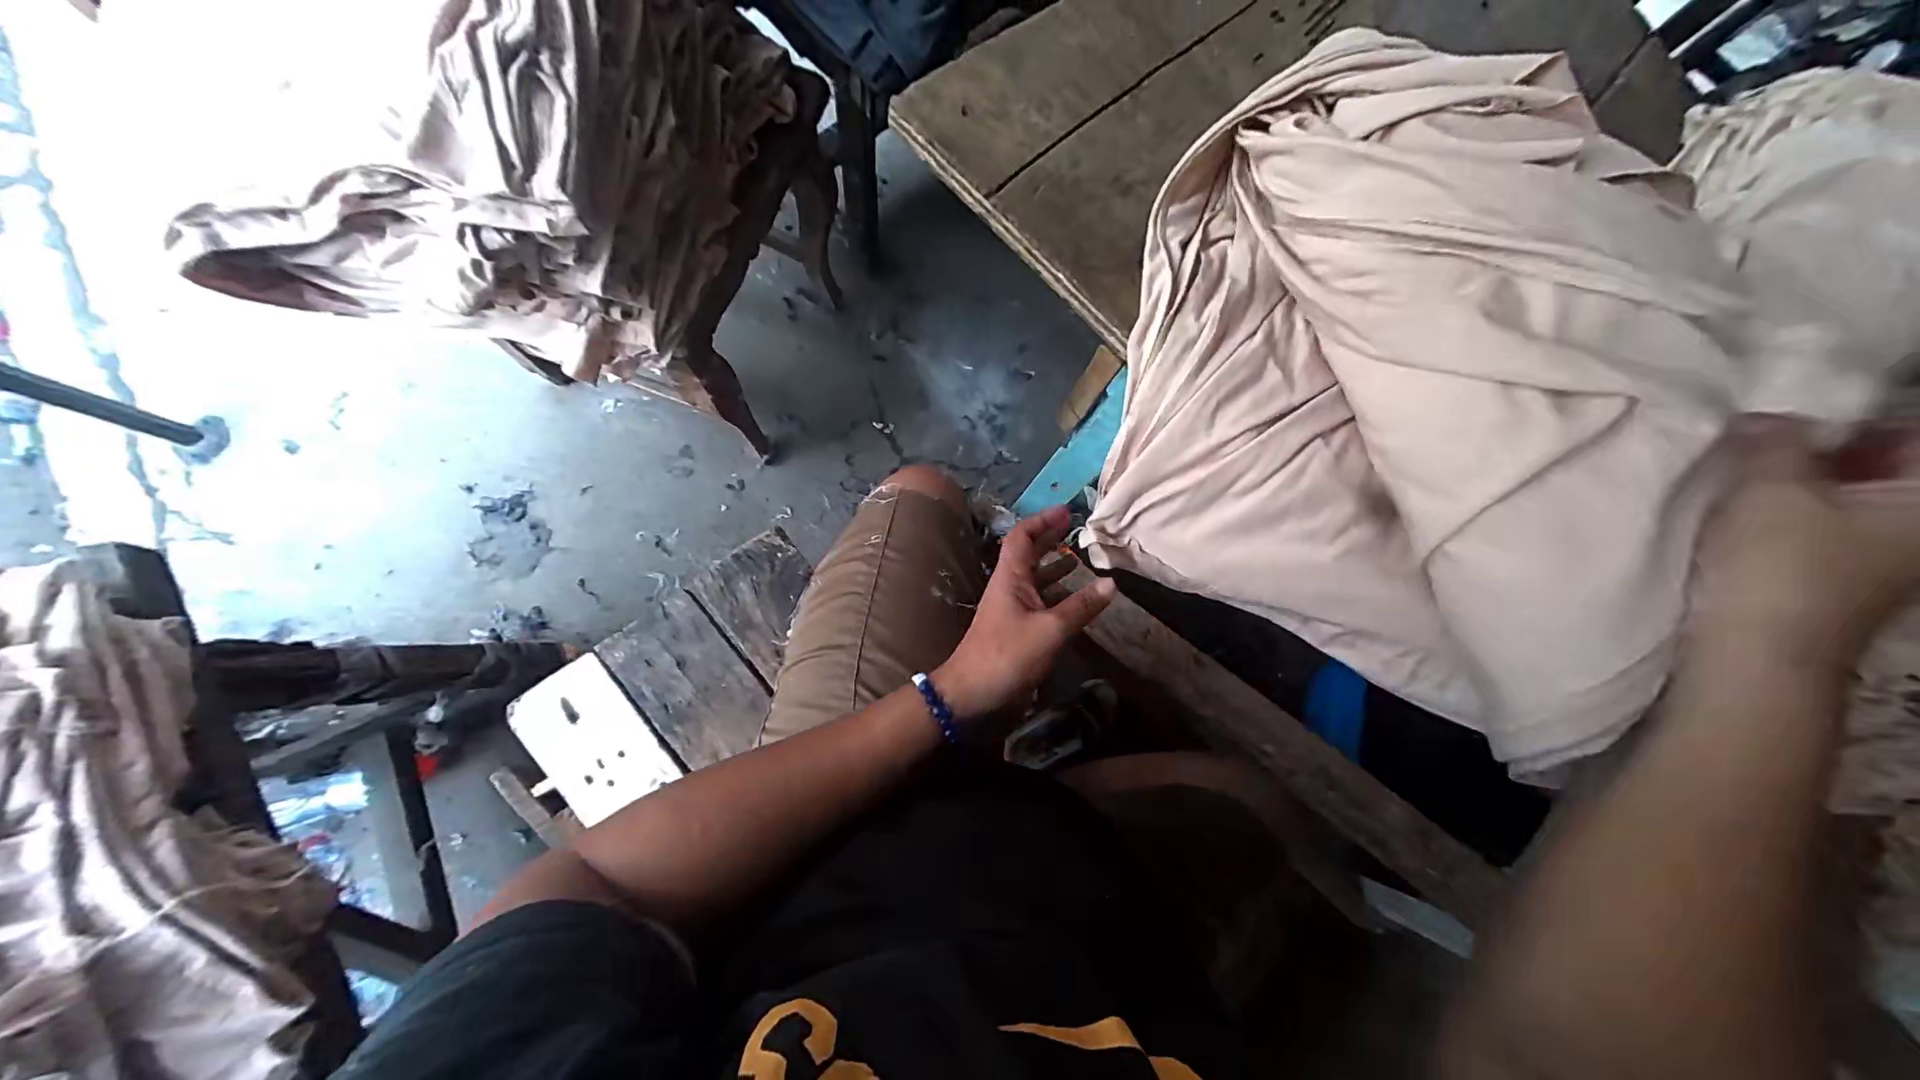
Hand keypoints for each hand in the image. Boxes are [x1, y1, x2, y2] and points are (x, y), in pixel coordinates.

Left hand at [932, 505, 1117, 719]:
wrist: (971, 690)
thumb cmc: (1007, 654)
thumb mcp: (1050, 629)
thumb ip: (1081, 606)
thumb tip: (1111, 584)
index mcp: (1010, 577)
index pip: (1021, 537)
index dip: (1042, 521)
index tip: (1066, 512)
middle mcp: (1008, 586)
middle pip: (1028, 553)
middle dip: (1050, 538)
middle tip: (1076, 528)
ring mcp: (1010, 606)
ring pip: (1034, 577)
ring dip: (1054, 565)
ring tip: (1079, 557)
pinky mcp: (1014, 626)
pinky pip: (1037, 599)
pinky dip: (1055, 592)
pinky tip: (1074, 597)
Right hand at [1690, 414, 1919, 671]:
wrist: (1758, 650)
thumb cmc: (1780, 568)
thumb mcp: (1769, 492)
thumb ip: (1770, 444)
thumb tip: (1763, 415)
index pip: (1908, 428)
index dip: (1851, 412)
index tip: (1791, 407)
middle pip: (1886, 459)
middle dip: (1826, 442)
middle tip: (1763, 433)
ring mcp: (1890, 549)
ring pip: (1852, 488)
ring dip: (1805, 474)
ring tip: (1750, 465)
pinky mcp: (1847, 569)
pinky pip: (1831, 517)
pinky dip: (1798, 503)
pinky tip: (1753, 502)